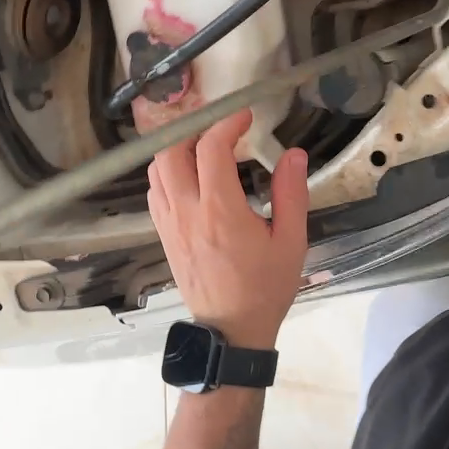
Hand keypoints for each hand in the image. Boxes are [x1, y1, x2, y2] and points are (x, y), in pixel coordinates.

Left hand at [148, 111, 309, 349]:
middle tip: (220, 128)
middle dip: (194, 128)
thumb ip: (291, 194)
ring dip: (177, 148)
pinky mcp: (163, 234)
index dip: (227, 123)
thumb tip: (293, 155)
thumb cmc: (265, 288)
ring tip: (205, 148)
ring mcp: (169, 223)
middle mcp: (186, 210)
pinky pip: (155, 191)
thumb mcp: (291, 242)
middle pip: (171, 149)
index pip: (211, 148)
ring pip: (157, 168)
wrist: (230, 330)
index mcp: (220, 210)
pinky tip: (190, 177)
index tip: (245, 117)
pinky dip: (168, 172)